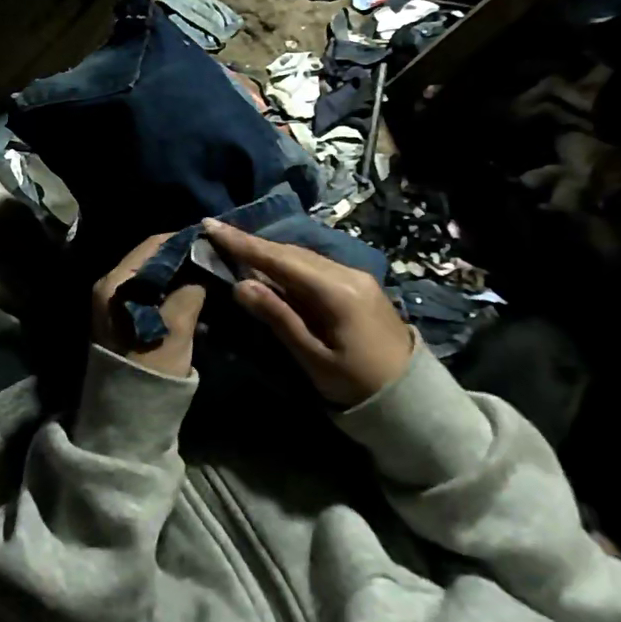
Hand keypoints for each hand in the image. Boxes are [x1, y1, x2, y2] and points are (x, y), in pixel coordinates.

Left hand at [91, 234, 205, 377]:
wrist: (130, 413)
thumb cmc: (151, 364)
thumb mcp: (177, 324)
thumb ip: (191, 289)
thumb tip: (203, 269)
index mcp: (115, 283)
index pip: (152, 245)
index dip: (182, 241)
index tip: (211, 241)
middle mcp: (110, 287)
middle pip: (152, 259)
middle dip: (183, 258)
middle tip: (214, 258)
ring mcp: (116, 304)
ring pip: (154, 277)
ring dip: (180, 275)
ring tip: (210, 275)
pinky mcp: (126, 319)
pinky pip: (152, 294)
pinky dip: (173, 291)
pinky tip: (196, 294)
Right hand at [201, 218, 413, 404]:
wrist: (408, 395)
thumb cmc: (357, 383)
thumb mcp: (313, 358)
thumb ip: (279, 318)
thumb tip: (240, 285)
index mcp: (336, 291)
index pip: (281, 260)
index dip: (243, 243)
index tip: (212, 226)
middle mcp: (347, 274)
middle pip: (292, 253)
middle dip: (253, 243)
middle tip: (216, 233)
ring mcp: (356, 276)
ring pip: (303, 257)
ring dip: (269, 252)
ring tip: (235, 246)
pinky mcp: (358, 284)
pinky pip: (315, 266)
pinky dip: (288, 263)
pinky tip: (270, 266)